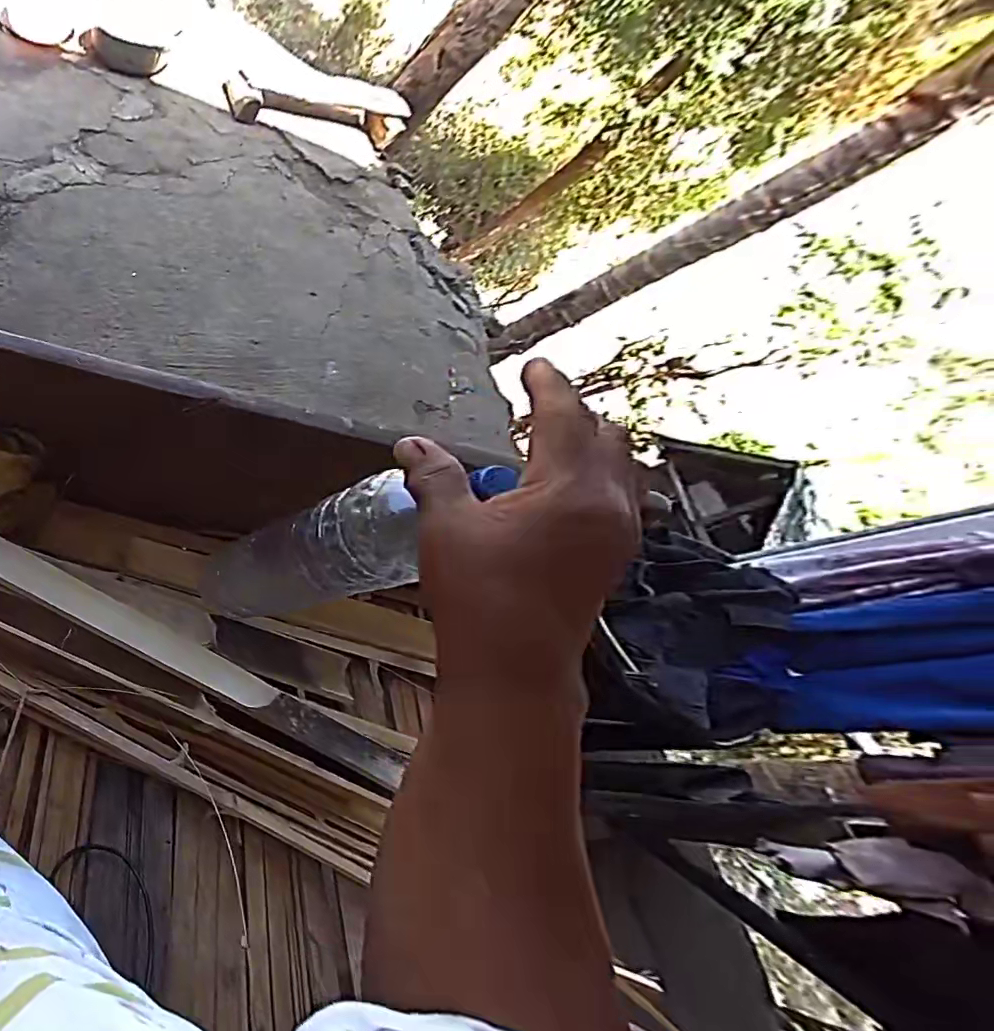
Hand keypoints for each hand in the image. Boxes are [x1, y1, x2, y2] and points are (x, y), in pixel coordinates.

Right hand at [396, 358, 640, 690]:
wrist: (513, 662)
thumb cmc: (478, 593)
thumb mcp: (446, 528)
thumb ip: (436, 478)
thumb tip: (413, 444)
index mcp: (568, 490)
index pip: (565, 418)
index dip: (548, 387)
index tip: (534, 366)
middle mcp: (608, 505)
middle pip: (606, 437)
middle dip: (573, 413)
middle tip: (535, 406)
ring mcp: (618, 533)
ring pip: (618, 467)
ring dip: (586, 445)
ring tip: (545, 444)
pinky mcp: (613, 556)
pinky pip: (616, 496)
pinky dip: (591, 477)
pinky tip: (556, 491)